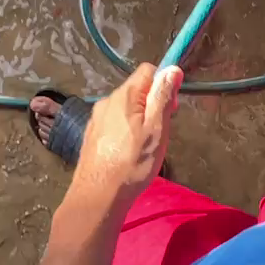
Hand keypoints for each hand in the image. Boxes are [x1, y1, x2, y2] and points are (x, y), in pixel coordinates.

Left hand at [72, 63, 181, 206]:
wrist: (98, 195)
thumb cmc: (132, 163)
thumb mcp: (156, 129)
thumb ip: (162, 97)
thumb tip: (172, 69)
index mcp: (124, 96)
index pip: (148, 71)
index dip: (164, 85)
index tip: (171, 110)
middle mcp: (107, 101)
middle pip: (137, 90)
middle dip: (153, 105)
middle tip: (160, 133)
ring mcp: (96, 118)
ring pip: (126, 108)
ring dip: (140, 119)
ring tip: (144, 147)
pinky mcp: (92, 134)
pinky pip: (114, 123)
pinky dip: (126, 131)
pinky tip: (128, 153)